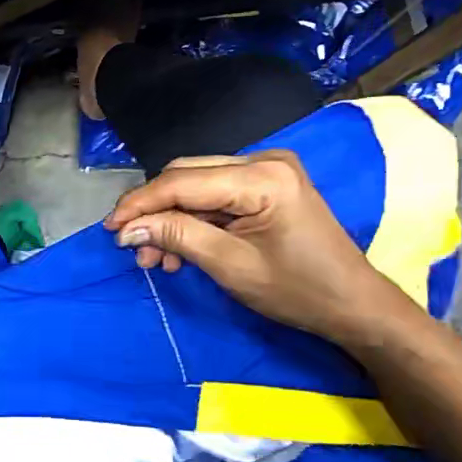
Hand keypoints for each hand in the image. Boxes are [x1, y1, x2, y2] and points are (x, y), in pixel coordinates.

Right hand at [104, 152, 413, 343]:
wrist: (352, 302)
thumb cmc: (297, 291)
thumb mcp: (231, 267)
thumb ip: (178, 237)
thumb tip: (128, 228)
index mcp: (262, 177)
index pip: (184, 181)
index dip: (141, 203)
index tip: (110, 230)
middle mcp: (265, 159)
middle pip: (189, 175)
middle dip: (156, 211)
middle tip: (135, 250)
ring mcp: (270, 169)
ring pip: (200, 184)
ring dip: (174, 218)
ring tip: (158, 260)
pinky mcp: (270, 183)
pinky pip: (220, 193)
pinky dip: (197, 219)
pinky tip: (184, 250)